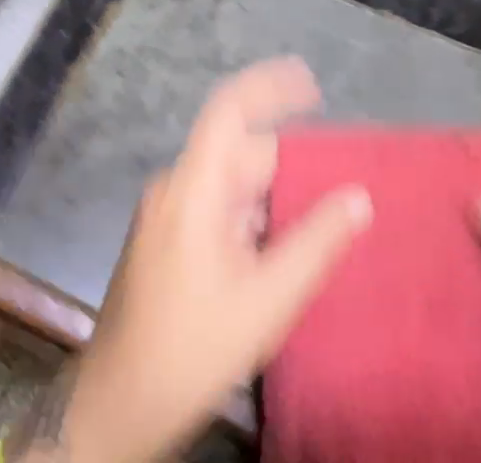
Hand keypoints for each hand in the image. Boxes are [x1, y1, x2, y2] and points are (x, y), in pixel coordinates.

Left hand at [6, 57, 371, 462]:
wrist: (122, 400)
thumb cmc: (194, 346)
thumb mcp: (267, 299)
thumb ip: (316, 243)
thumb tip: (358, 196)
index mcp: (193, 189)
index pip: (228, 111)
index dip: (268, 87)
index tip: (311, 82)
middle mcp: (175, 189)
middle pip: (237, 154)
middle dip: (288, 166)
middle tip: (339, 190)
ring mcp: (165, 215)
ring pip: (228, 186)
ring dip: (271, 199)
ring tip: (319, 226)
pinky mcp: (165, 240)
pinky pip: (215, 210)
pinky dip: (250, 220)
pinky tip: (277, 254)